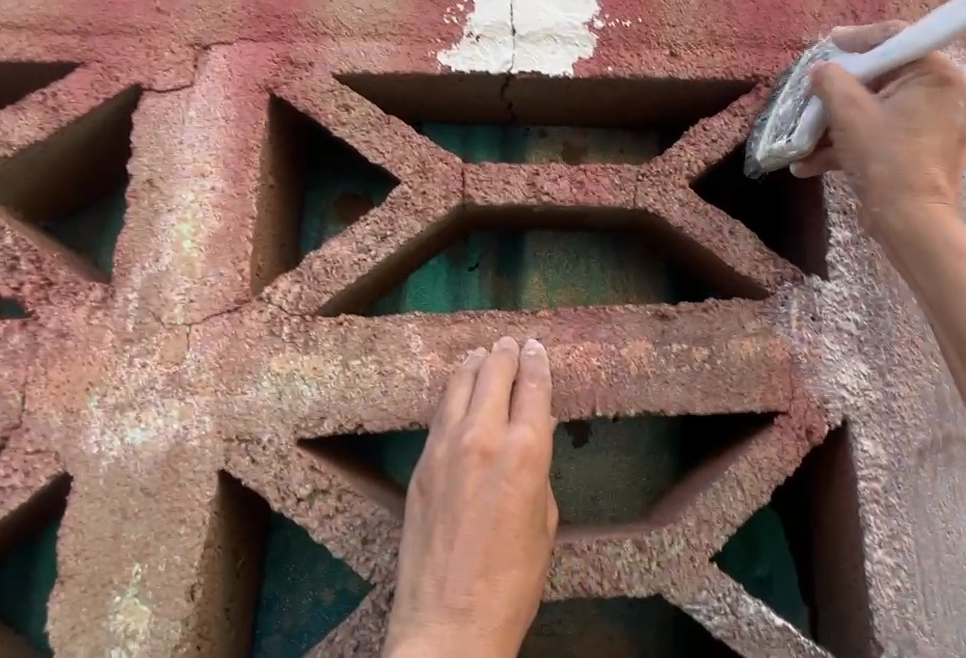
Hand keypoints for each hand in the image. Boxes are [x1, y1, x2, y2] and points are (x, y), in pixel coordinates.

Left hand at [384, 336, 558, 657]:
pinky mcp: (420, 466)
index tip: (537, 346)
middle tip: (511, 342)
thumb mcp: (544, 517)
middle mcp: (484, 437)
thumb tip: (528, 441)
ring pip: (459, 386)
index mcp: (526, 451)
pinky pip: (439, 415)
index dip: (537, 361)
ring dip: (474, 365)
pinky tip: (456, 390)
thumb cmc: (514, 580)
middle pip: (494, 374)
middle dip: (506, 353)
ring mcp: (445, 449)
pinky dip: (452, 393)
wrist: (449, 624)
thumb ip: (536, 468)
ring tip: (481, 353)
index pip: (533, 386)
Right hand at [791, 22, 965, 234]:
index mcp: (936, 74)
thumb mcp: (848, 110)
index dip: (858, 38)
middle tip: (812, 91)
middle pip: (883, 77)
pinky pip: (885, 134)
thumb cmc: (884, 157)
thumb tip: (822, 71)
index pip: (896, 38)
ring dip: (838, 122)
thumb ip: (830, 78)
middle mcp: (944, 94)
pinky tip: (810, 164)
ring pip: (879, 110)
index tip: (830, 43)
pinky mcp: (924, 152)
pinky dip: (852, 143)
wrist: (911, 223)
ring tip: (803, 137)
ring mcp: (935, 126)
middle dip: (840, 90)